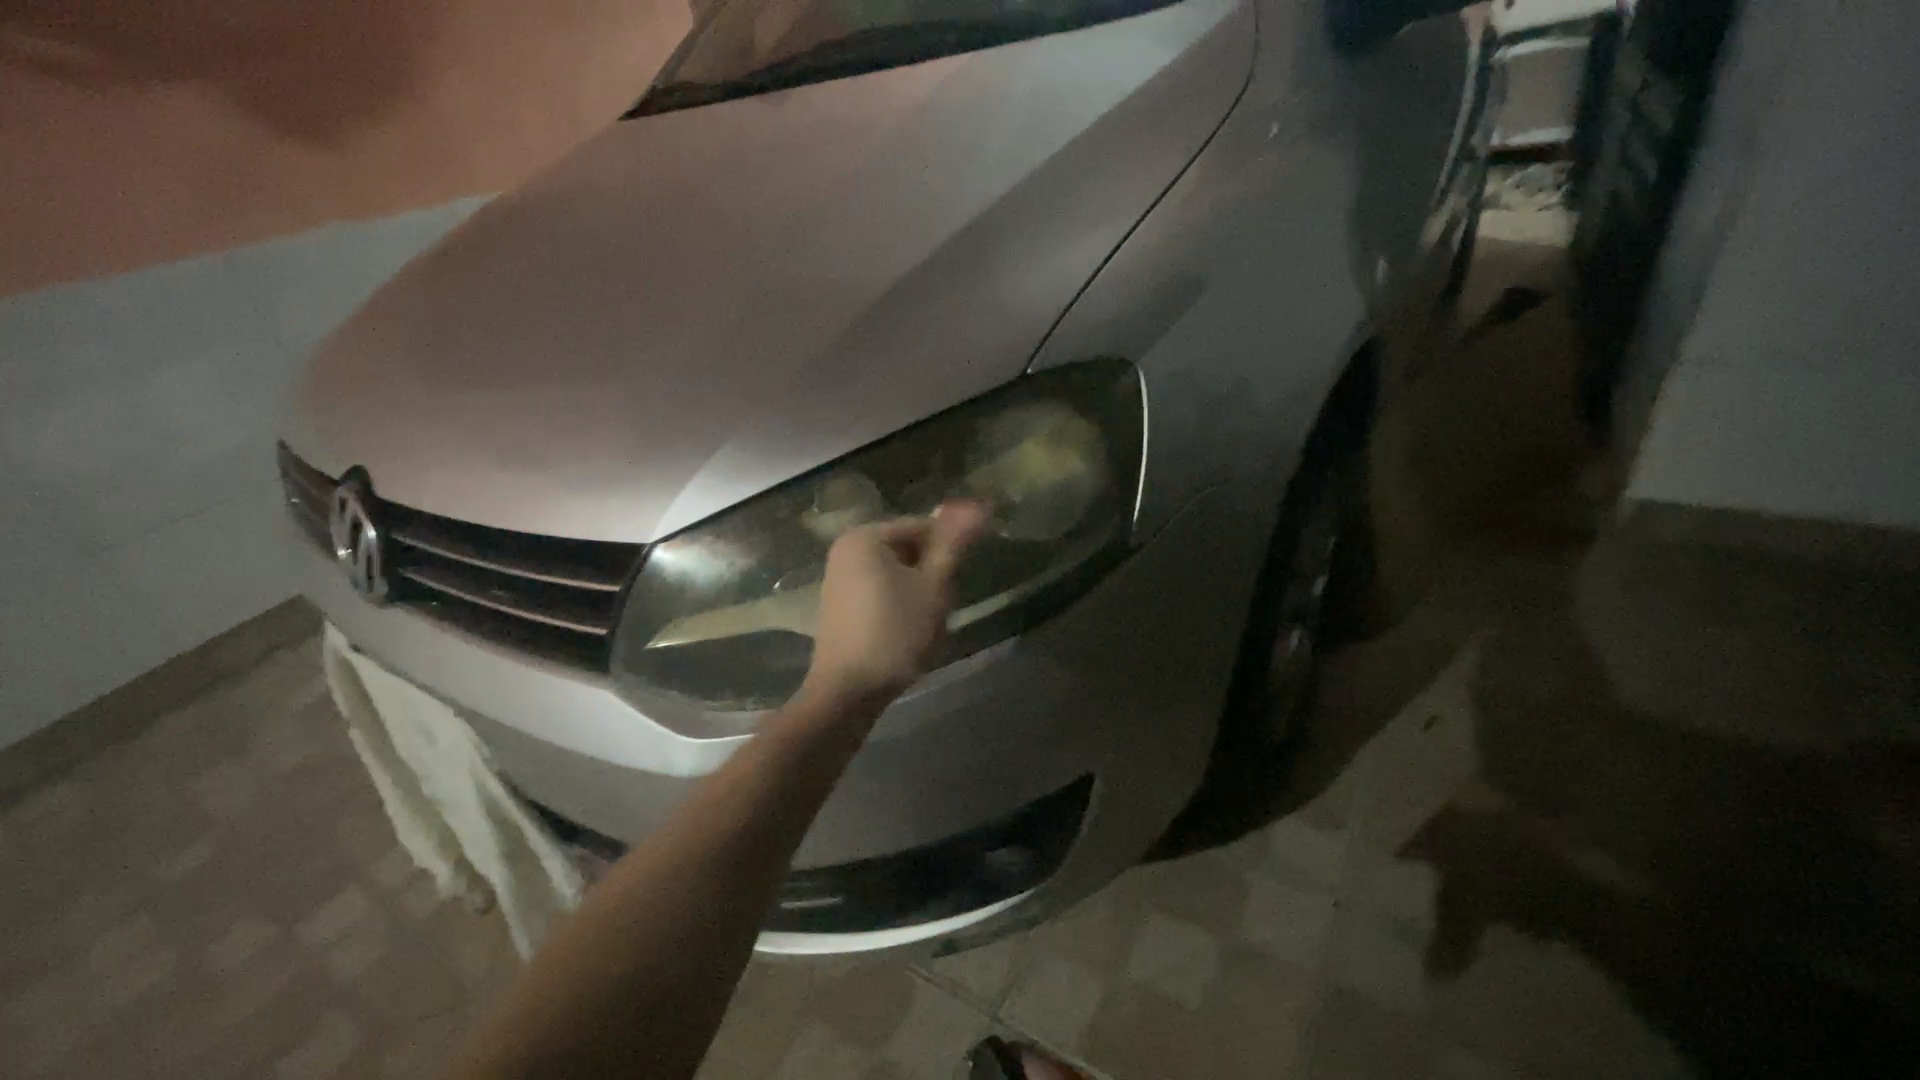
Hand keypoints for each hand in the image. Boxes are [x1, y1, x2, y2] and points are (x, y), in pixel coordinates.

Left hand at [802, 500, 991, 709]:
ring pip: (896, 575)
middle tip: (943, 606)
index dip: (950, 550)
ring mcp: (838, 581)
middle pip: (908, 550)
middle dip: (932, 574)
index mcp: (864, 537)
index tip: (958, 582)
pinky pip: (880, 594)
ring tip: (926, 624)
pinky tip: (907, 634)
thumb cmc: (895, 633)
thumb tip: (979, 505)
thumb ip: (954, 543)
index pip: (924, 526)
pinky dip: (900, 606)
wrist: (848, 692)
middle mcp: (845, 551)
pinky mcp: (839, 608)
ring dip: (919, 593)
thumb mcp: (933, 587)